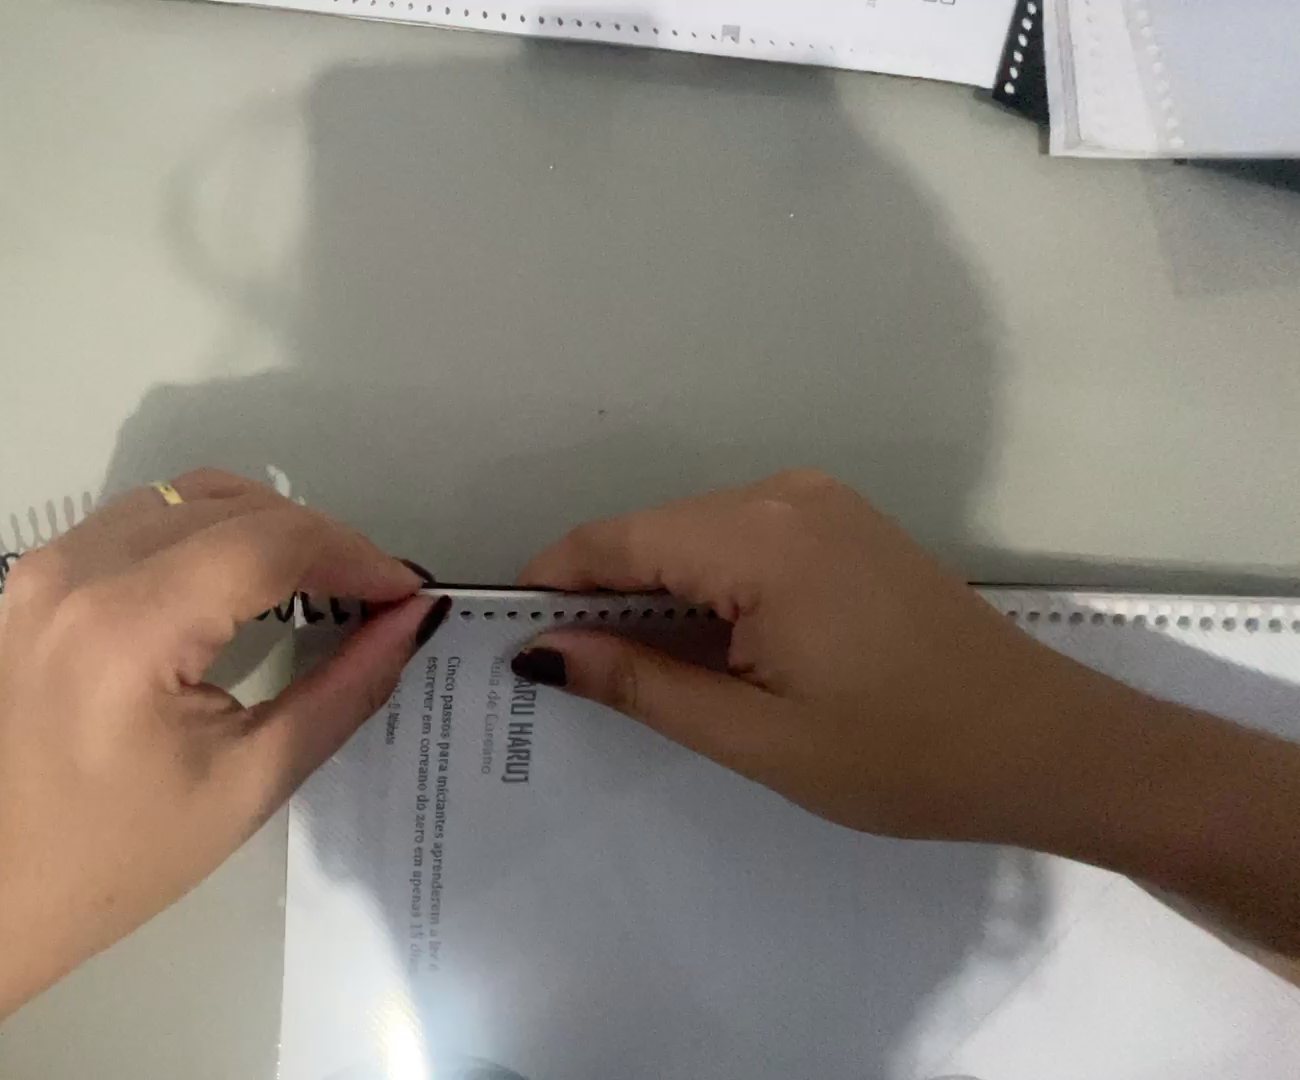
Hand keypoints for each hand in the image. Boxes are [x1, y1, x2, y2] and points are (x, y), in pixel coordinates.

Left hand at [0, 468, 437, 1005]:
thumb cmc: (125, 857)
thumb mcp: (253, 780)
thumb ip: (345, 688)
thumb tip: (411, 618)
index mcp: (126, 627)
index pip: (266, 544)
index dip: (350, 556)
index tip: (403, 591)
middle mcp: (79, 568)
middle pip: (233, 506)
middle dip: (318, 540)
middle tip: (369, 596)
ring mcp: (50, 560)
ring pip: (191, 494)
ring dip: (268, 525)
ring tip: (317, 582)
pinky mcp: (42, 570)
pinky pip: (150, 514)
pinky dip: (215, 528)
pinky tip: (243, 577)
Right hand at [511, 470, 1164, 846]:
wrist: (1059, 750)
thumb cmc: (903, 755)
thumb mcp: (753, 736)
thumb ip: (636, 683)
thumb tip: (540, 651)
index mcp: (760, 541)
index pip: (612, 541)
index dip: (551, 582)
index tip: (516, 633)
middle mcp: (779, 496)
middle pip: (644, 532)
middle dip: (596, 592)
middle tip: (574, 665)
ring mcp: (809, 500)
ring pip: (679, 532)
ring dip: (644, 589)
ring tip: (637, 660)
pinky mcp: (828, 517)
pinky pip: (723, 536)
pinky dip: (689, 580)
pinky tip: (700, 636)